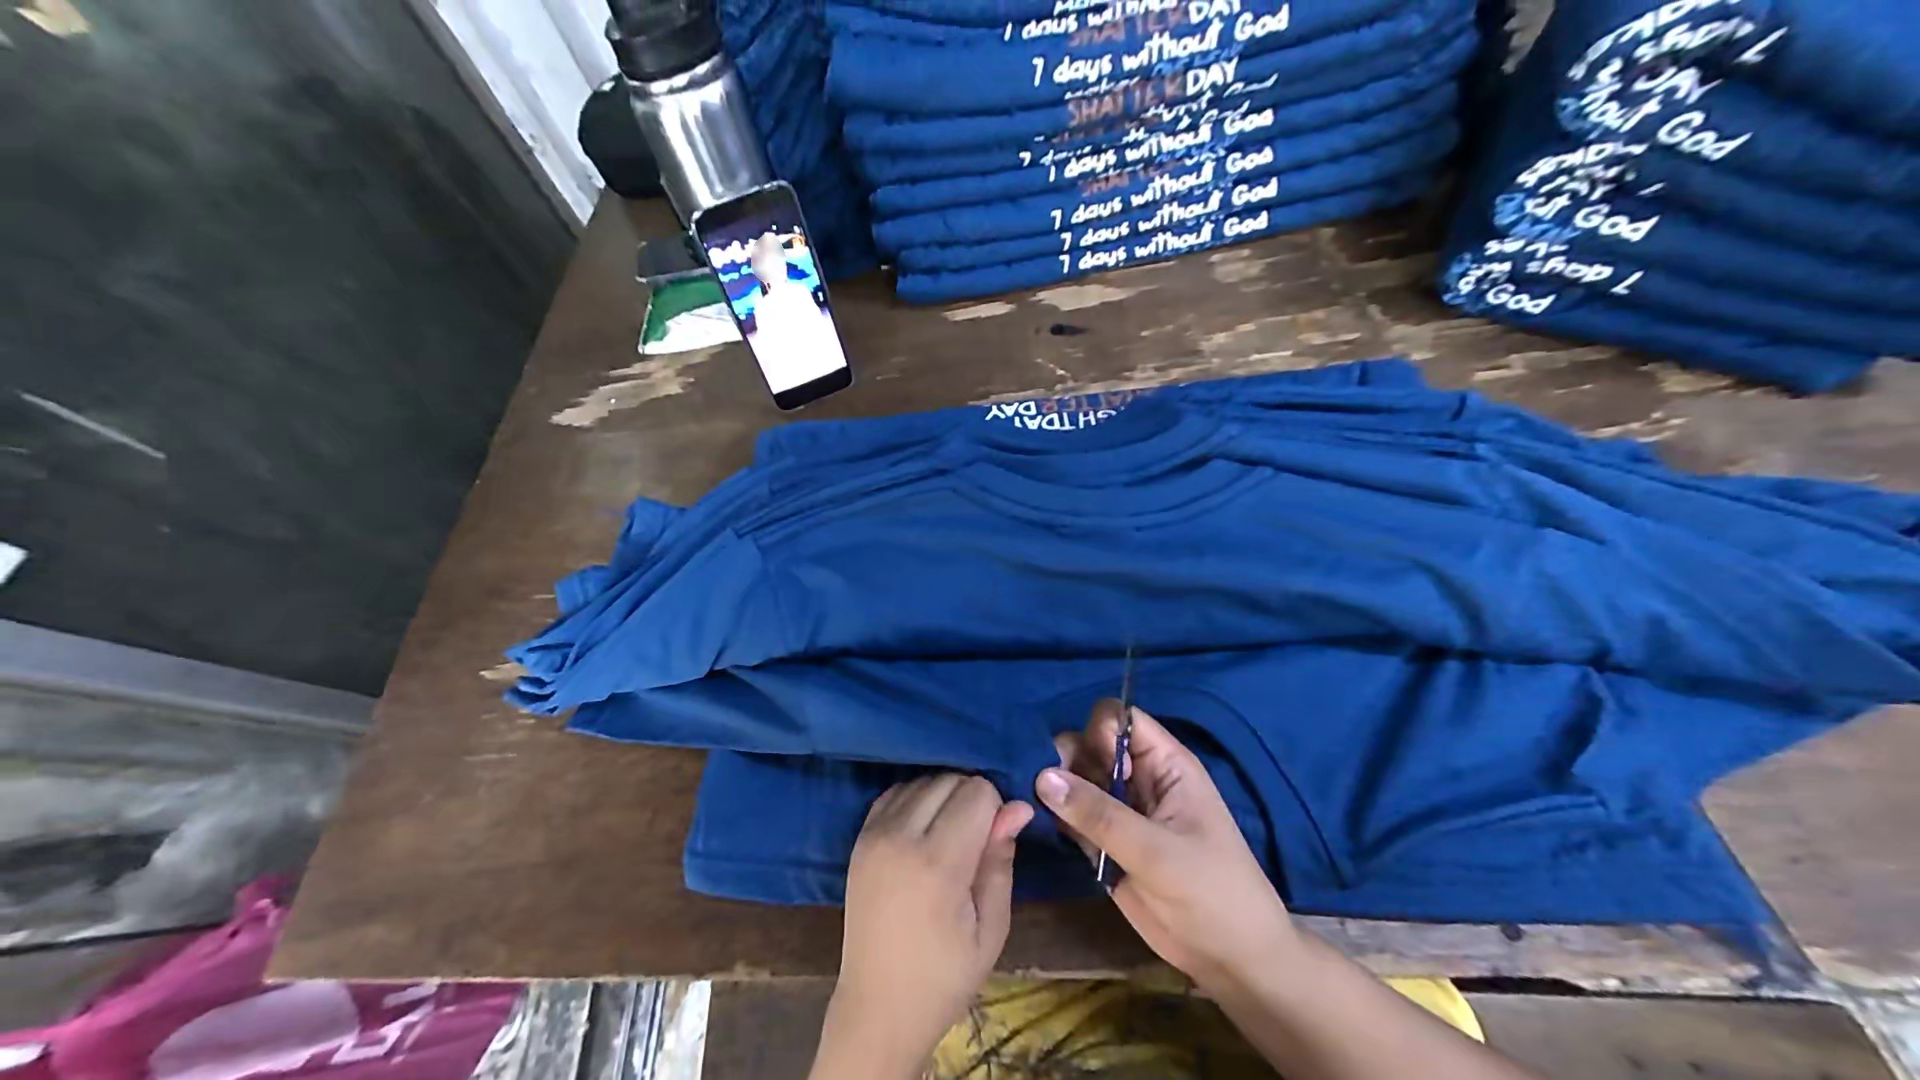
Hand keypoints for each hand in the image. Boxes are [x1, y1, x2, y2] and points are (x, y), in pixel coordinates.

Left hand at [812, 774, 1032, 1079]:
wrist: (877, 1007)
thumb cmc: (944, 976)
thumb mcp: (991, 929)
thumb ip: (1000, 861)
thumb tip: (1019, 806)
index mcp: (937, 863)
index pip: (978, 792)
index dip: (996, 810)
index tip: (995, 843)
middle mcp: (901, 837)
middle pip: (950, 779)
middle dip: (972, 800)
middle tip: (975, 844)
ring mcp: (874, 834)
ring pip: (924, 780)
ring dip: (944, 796)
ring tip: (950, 838)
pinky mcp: (859, 837)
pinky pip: (895, 792)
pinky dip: (916, 799)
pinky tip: (924, 830)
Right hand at [1037, 701, 1299, 990]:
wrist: (1230, 959)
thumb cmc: (1211, 892)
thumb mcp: (1158, 852)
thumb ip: (1100, 814)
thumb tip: (1042, 775)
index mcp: (1165, 764)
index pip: (1121, 720)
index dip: (1098, 730)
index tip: (1088, 762)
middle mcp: (1140, 778)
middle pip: (1090, 745)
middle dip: (1067, 759)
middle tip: (1046, 787)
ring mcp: (1120, 811)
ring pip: (1076, 778)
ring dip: (1054, 787)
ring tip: (1037, 805)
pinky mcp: (1105, 842)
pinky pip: (1072, 815)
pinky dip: (1054, 815)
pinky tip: (1039, 822)